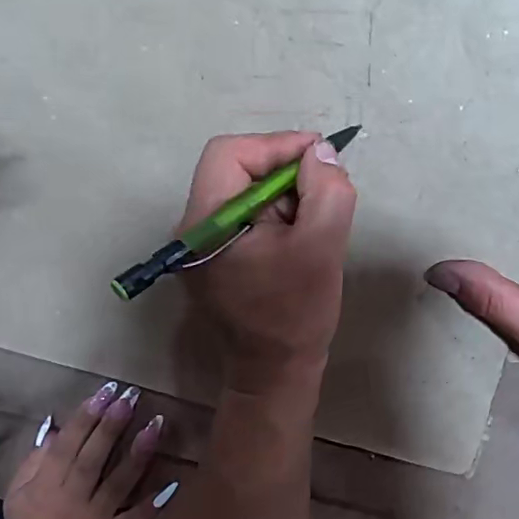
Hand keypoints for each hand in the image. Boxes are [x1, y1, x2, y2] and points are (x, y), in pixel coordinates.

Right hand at [7, 381, 169, 518]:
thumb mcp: (18, 491)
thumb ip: (35, 458)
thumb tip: (54, 424)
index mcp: (47, 484)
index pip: (68, 444)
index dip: (86, 416)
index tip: (104, 391)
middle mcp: (73, 499)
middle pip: (95, 458)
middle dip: (113, 425)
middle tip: (131, 397)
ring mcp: (96, 518)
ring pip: (120, 482)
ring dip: (139, 453)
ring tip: (156, 423)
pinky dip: (154, 504)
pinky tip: (174, 483)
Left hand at [179, 132, 357, 391]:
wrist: (272, 372)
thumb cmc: (295, 314)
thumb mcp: (321, 247)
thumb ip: (326, 191)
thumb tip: (320, 151)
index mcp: (205, 222)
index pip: (230, 153)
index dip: (276, 146)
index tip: (319, 158)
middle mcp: (191, 226)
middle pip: (234, 168)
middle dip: (283, 171)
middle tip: (321, 189)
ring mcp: (198, 243)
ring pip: (241, 190)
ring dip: (282, 194)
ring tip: (312, 219)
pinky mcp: (211, 255)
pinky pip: (243, 214)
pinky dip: (274, 213)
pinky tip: (297, 235)